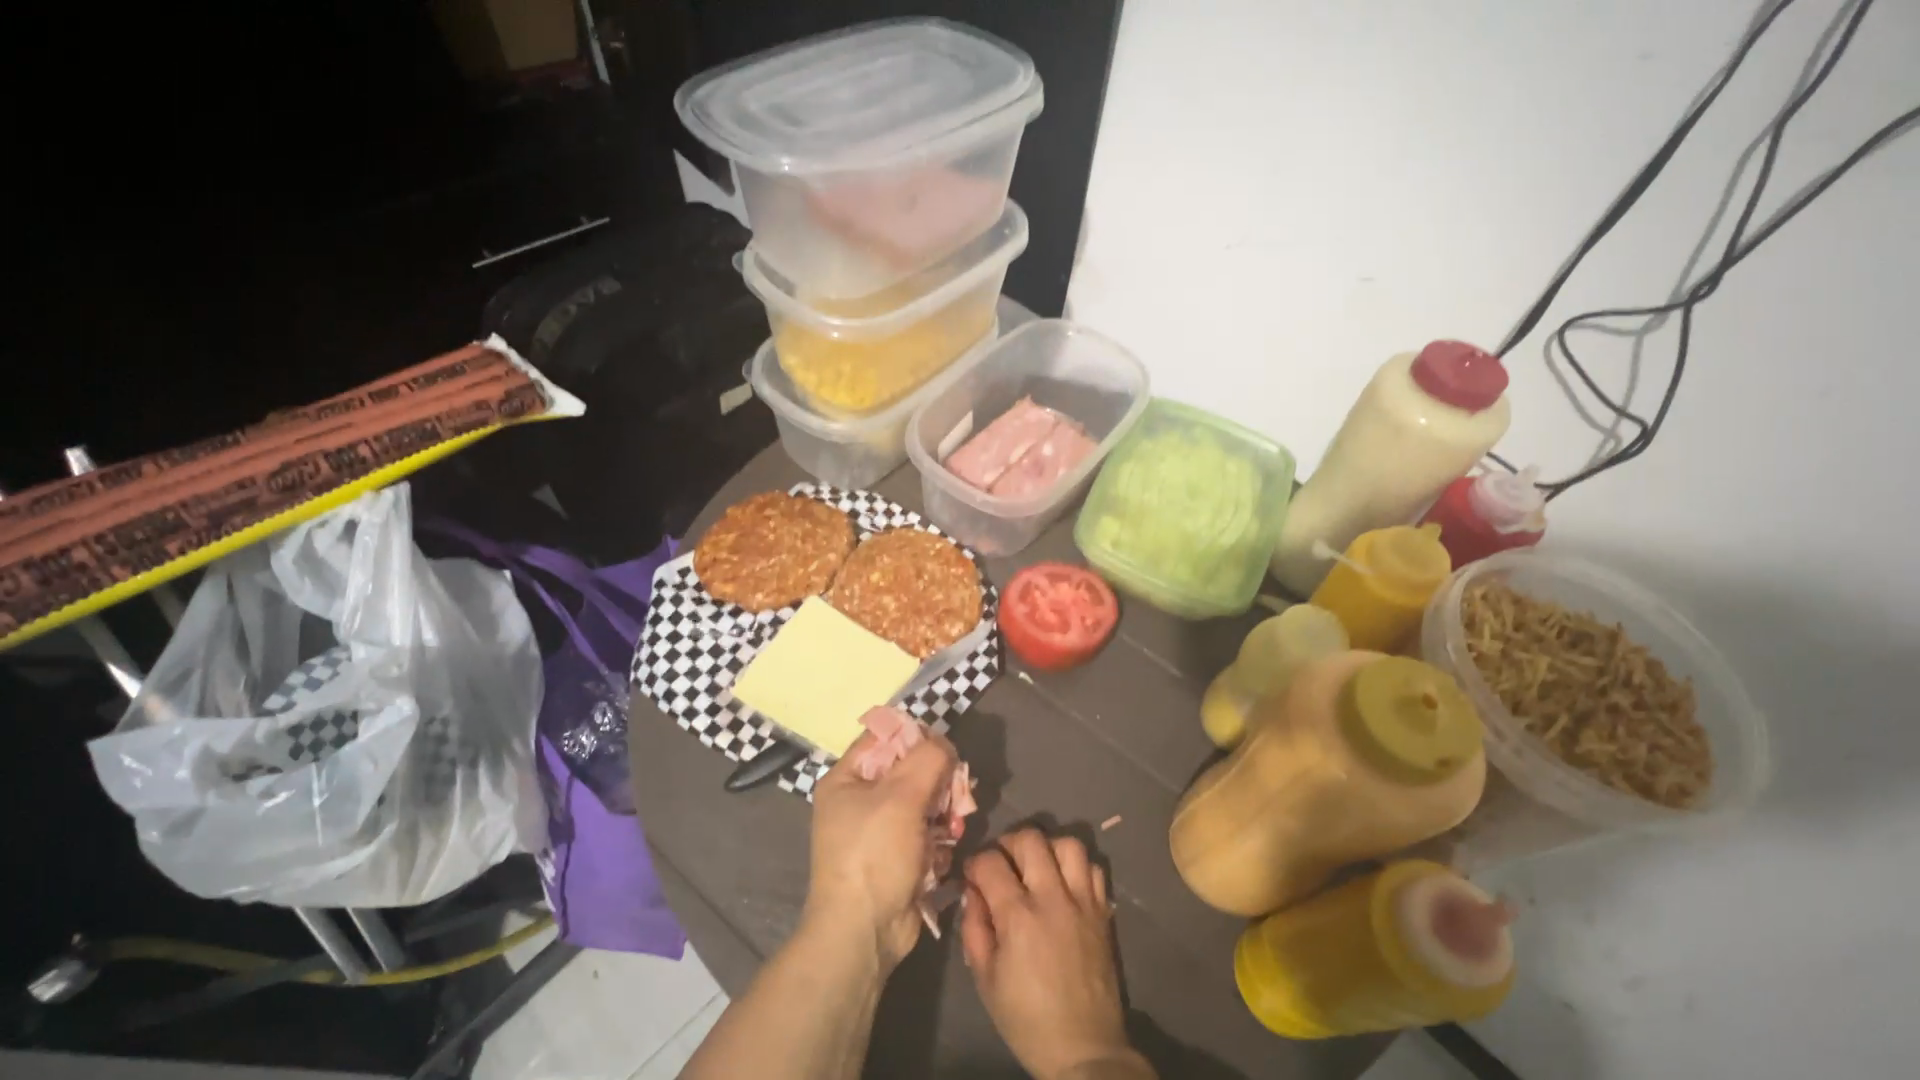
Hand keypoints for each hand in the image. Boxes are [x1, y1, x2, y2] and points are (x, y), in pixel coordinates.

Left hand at [802, 728, 957, 970]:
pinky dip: (940, 838)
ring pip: (924, 802)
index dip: (916, 738)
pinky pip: (927, 833)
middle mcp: (860, 801)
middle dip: (938, 780)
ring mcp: (880, 832)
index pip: (885, 738)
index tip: (945, 750)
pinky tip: (948, 847)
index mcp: (846, 779)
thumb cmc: (874, 855)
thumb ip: (928, 759)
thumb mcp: (900, 795)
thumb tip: (944, 744)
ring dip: (945, 811)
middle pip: (910, 770)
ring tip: (955, 827)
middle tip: (956, 793)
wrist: (864, 931)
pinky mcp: (899, 857)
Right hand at [961, 830, 1150, 1079]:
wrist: (1083, 1047)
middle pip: (1030, 839)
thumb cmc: (1025, 1018)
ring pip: (1067, 844)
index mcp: (1017, 916)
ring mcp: (1083, 902)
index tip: (972, 877)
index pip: (989, 862)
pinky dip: (1075, 867)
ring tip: (1035, 867)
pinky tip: (1063, 884)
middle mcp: (1052, 898)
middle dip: (1007, 843)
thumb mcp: (984, 978)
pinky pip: (1093, 868)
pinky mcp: (1103, 912)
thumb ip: (974, 927)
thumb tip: (973, 892)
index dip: (974, 863)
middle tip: (1002, 864)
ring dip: (1046, 848)